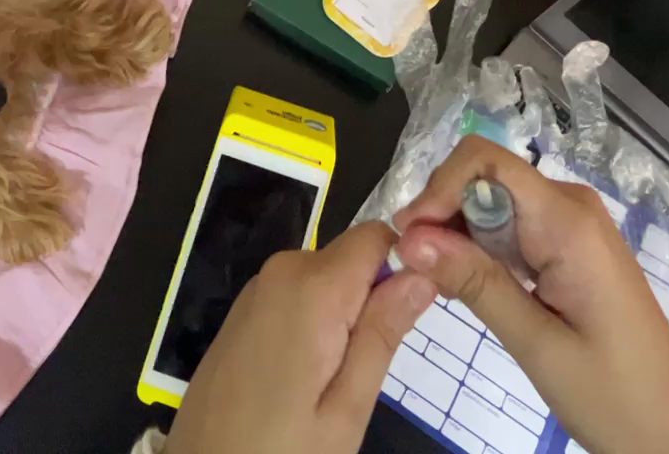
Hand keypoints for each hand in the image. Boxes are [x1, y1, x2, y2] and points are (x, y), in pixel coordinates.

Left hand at [164, 220, 436, 453]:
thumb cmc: (280, 448)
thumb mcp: (346, 407)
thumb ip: (382, 333)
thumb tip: (421, 274)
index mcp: (313, 286)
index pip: (376, 236)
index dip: (403, 265)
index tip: (411, 315)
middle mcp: (283, 269)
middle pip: (352, 258)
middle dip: (372, 299)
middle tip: (370, 366)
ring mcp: (260, 286)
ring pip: (328, 276)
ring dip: (344, 314)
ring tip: (336, 377)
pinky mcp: (247, 306)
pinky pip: (300, 293)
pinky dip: (316, 319)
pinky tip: (307, 372)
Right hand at [392, 136, 668, 453]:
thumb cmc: (616, 397)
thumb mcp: (537, 344)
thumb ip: (473, 282)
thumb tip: (408, 237)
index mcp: (567, 221)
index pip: (486, 161)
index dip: (439, 186)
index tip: (410, 236)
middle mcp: (569, 205)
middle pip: (484, 176)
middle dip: (443, 212)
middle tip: (418, 268)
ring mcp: (571, 222)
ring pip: (492, 200)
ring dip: (457, 232)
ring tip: (439, 282)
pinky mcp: (567, 243)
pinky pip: (509, 223)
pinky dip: (479, 246)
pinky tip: (469, 285)